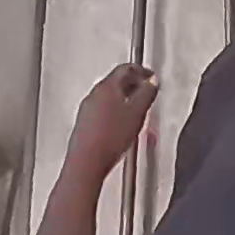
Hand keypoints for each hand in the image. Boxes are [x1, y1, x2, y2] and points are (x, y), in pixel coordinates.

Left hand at [65, 63, 157, 177]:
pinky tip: (121, 124)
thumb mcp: (138, 111)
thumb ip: (147, 92)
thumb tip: (152, 82)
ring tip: (136, 109)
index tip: (150, 76)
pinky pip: (101, 111)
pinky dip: (114, 111)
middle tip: (145, 89)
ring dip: (124, 98)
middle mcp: (93, 95)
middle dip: (133, 84)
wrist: (86, 165)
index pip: (126, 68)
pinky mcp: (83, 126)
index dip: (142, 70)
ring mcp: (86, 111)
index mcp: (107, 87)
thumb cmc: (110, 138)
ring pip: (108, 97)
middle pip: (116, 81)